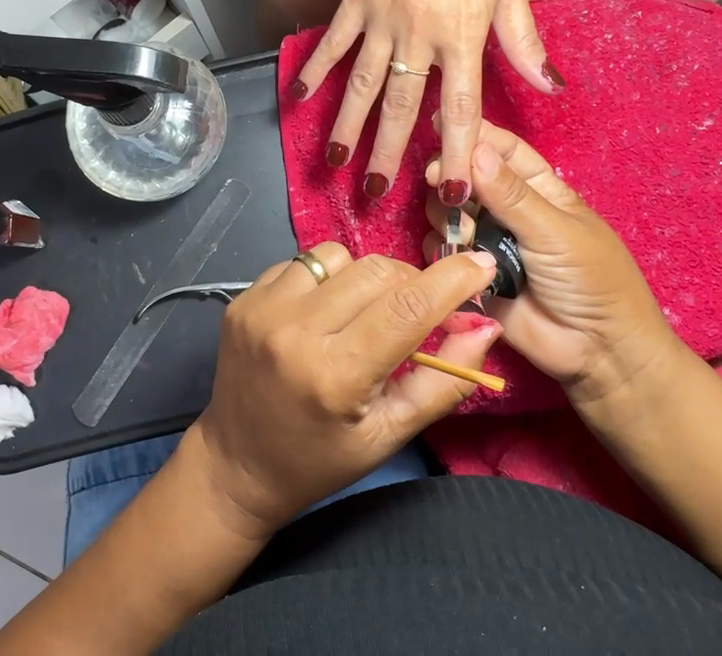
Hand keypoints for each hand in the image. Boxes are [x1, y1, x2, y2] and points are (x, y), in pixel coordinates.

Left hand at [189, 242, 501, 538]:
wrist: (236, 464)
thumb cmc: (320, 460)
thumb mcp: (389, 434)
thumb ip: (444, 382)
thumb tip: (485, 326)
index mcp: (335, 375)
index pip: (407, 308)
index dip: (452, 280)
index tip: (482, 265)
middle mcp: (294, 332)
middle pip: (377, 272)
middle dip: (411, 282)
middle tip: (418, 309)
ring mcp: (261, 310)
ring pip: (338, 257)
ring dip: (365, 277)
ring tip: (363, 314)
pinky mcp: (243, 299)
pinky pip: (301, 263)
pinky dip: (325, 279)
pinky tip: (322, 314)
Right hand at [290, 0, 559, 206]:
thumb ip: (523, 42)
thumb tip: (550, 87)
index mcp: (463, 34)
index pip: (462, 108)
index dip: (460, 156)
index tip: (455, 196)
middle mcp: (419, 33)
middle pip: (403, 106)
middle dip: (389, 154)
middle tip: (375, 193)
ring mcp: (381, 17)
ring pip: (363, 82)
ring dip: (348, 124)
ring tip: (335, 159)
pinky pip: (334, 40)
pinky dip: (316, 68)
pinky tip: (301, 95)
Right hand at [422, 121, 676, 401]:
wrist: (597, 352)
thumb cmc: (593, 281)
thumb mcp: (556, 231)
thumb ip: (511, 195)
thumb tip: (475, 149)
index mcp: (539, 189)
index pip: (502, 150)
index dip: (474, 136)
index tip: (442, 125)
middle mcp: (508, 211)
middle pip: (465, 177)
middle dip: (451, 177)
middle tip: (441, 184)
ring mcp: (487, 242)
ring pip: (447, 212)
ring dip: (447, 214)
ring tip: (463, 232)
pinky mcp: (470, 274)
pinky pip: (441, 250)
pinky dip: (440, 248)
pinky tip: (454, 257)